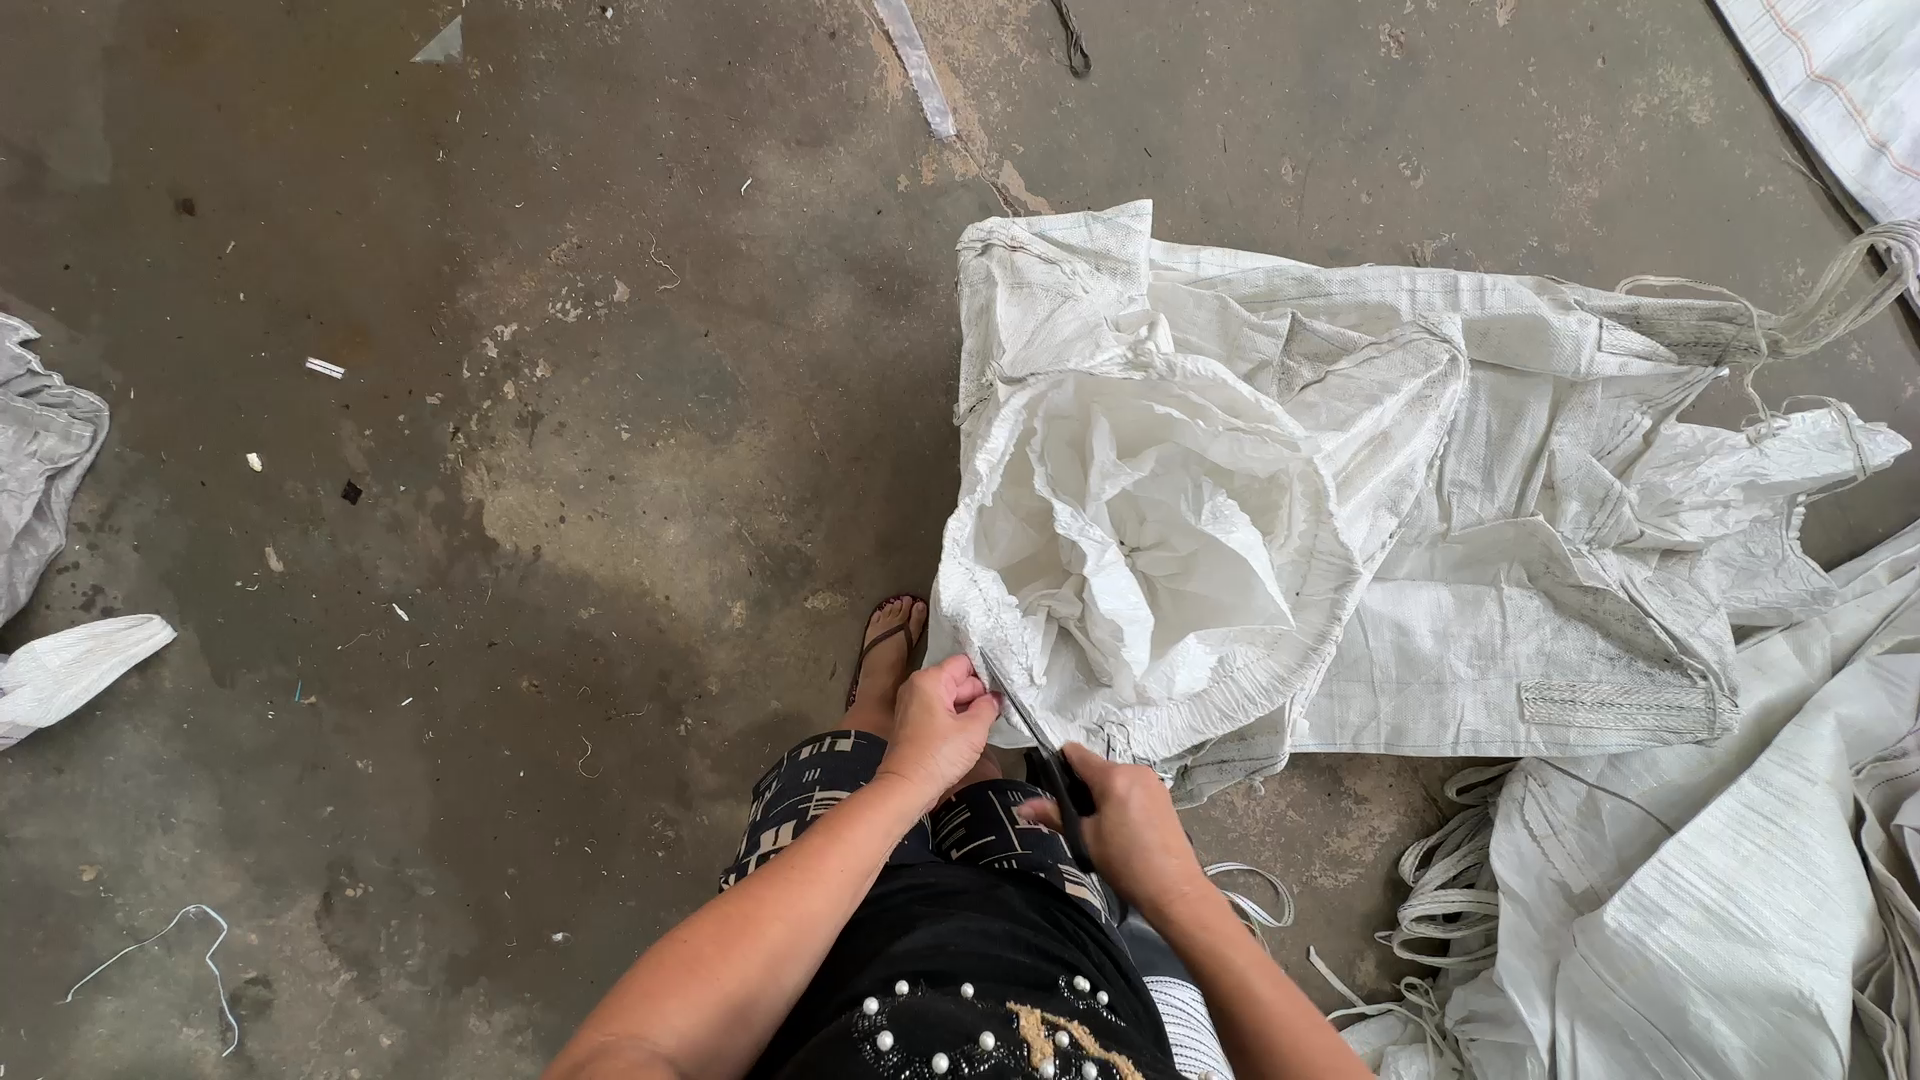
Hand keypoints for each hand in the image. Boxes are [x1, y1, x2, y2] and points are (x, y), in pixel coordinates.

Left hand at [875, 654, 1000, 811]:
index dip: (985, 674)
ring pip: (950, 697)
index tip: (1002, 688)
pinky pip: (940, 711)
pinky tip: (971, 732)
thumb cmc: (938, 756)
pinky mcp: (914, 722)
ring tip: (988, 723)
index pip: (964, 663)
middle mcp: (918, 687)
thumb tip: (995, 698)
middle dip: (978, 694)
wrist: (906, 787)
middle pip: (957, 680)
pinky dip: (956, 718)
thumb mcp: (973, 729)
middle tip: (998, 710)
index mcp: (930, 680)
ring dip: (969, 708)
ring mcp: (914, 705)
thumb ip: (989, 707)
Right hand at [1017, 743, 1211, 922]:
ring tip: (1100, 828)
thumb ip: (1054, 815)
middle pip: (1097, 768)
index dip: (1059, 764)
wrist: (1175, 890)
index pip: (1077, 753)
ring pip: (1115, 779)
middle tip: (1077, 819)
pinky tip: (1122, 828)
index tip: (1051, 786)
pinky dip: (1121, 800)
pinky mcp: (1164, 796)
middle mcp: (1135, 770)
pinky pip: (1132, 788)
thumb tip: (1021, 807)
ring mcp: (1153, 782)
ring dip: (1103, 795)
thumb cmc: (1126, 863)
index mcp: (1113, 776)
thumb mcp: (1085, 839)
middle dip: (1083, 787)